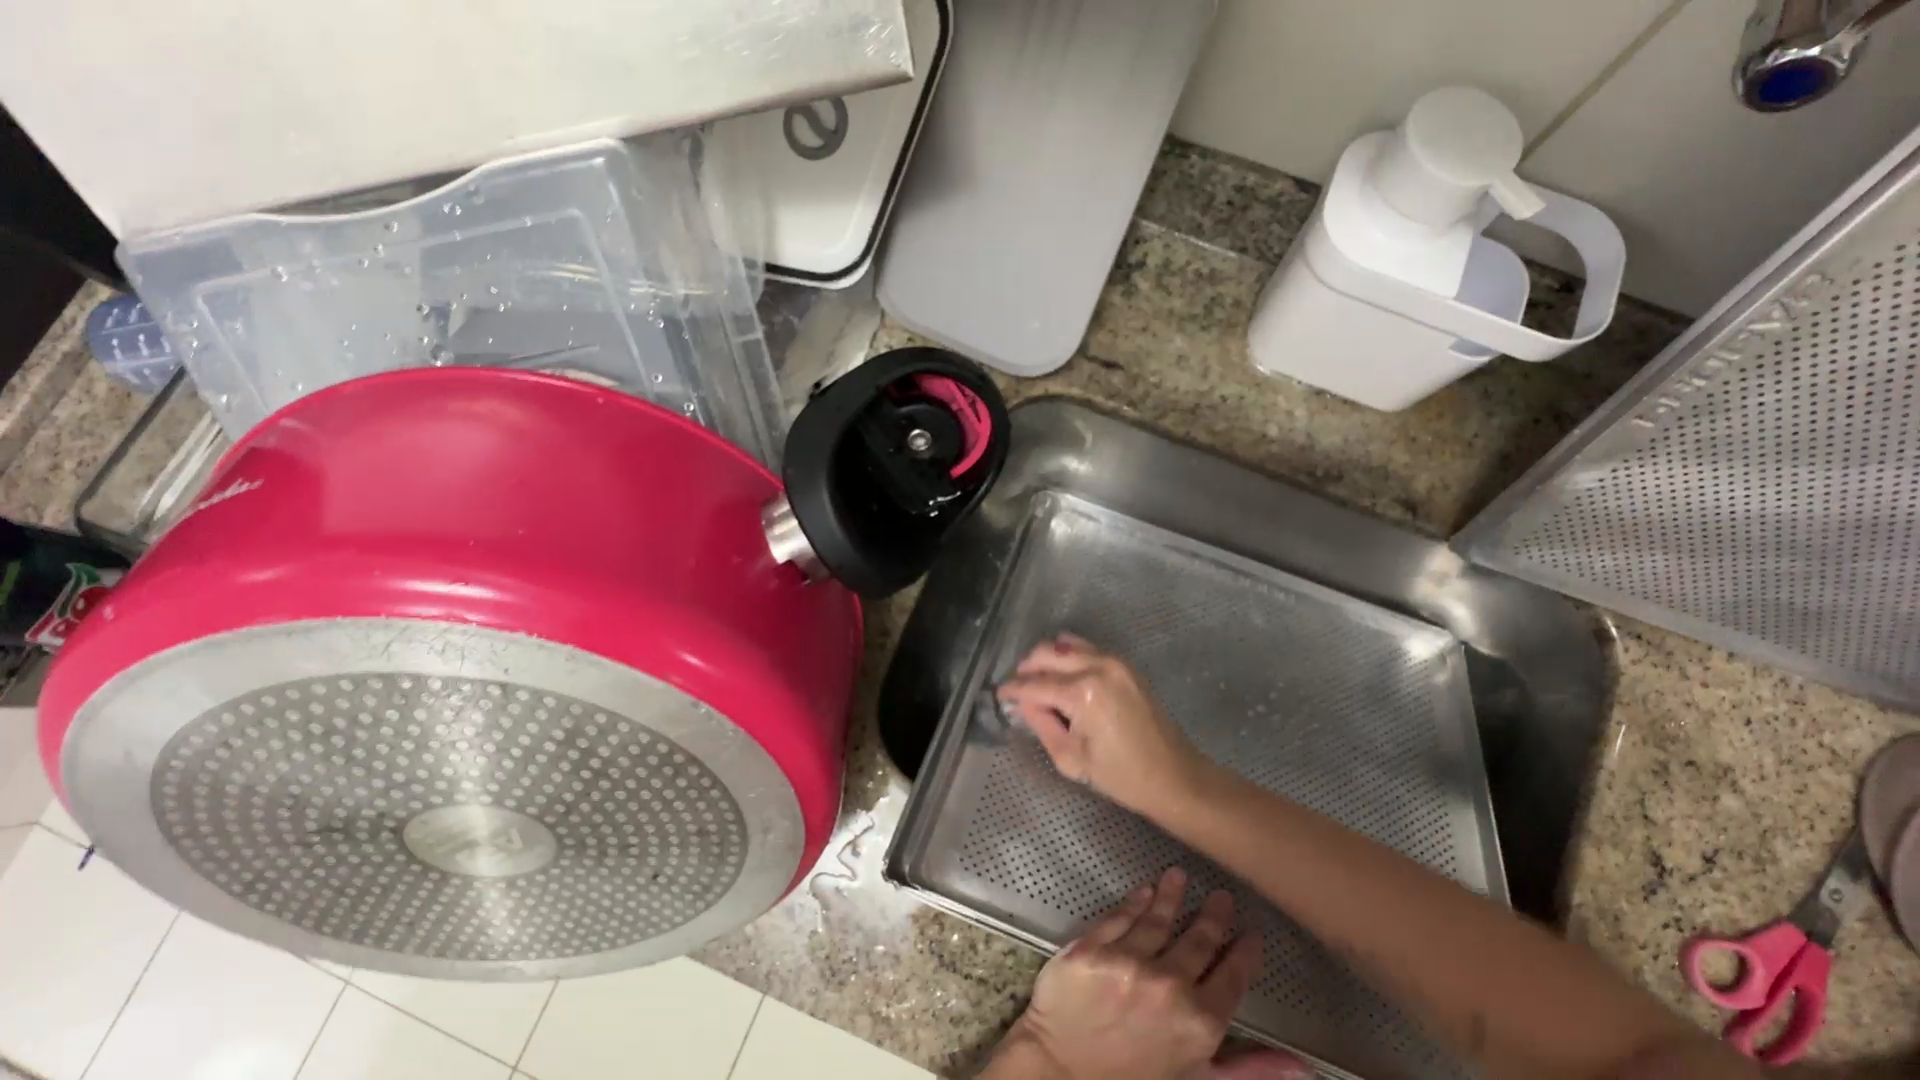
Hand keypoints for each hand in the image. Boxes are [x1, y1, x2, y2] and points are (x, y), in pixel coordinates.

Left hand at [983, 868, 1301, 1079]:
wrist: (1060, 1079)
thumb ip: (1250, 1068)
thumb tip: (1302, 1066)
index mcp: (1200, 1020)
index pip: (1233, 975)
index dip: (1244, 953)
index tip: (1251, 934)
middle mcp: (1168, 984)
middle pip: (1198, 939)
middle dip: (1213, 916)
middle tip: (1221, 896)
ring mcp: (1126, 962)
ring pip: (1158, 919)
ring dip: (1172, 896)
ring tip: (1178, 877)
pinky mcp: (1089, 948)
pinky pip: (1118, 917)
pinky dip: (1134, 902)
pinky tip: (1143, 892)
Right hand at [996, 634, 1216, 817]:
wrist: (1174, 776)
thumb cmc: (1122, 776)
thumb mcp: (1071, 759)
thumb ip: (1042, 725)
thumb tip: (1024, 705)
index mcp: (1083, 694)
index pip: (1034, 685)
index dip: (1012, 691)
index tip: (999, 696)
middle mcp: (1098, 667)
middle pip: (1046, 654)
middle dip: (1026, 670)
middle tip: (1018, 691)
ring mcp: (1115, 662)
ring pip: (1065, 645)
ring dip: (1047, 660)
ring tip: (1039, 684)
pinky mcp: (1125, 665)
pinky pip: (1087, 649)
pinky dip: (1069, 657)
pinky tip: (1064, 679)